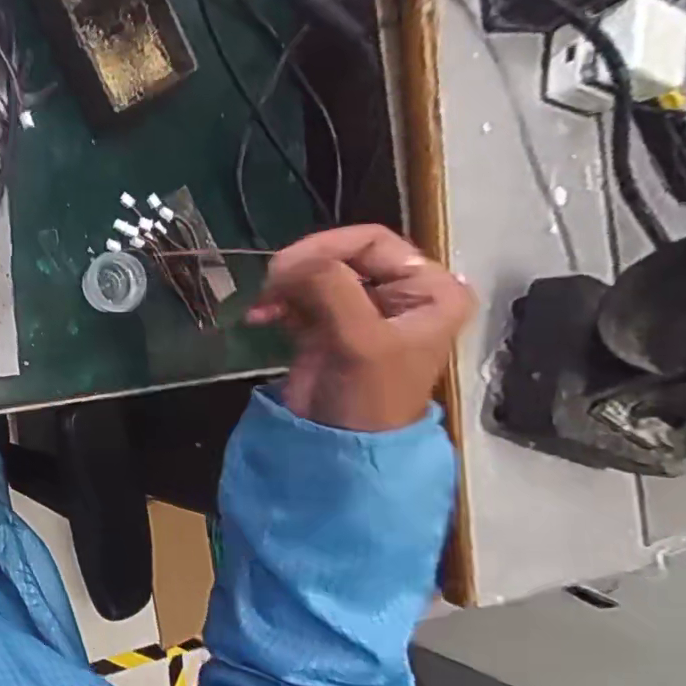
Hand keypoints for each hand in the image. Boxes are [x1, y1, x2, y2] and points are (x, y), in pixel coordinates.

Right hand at [246, 225, 475, 432]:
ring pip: (312, 276)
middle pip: (338, 256)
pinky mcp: (324, 327)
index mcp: (427, 288)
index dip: (326, 247)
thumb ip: (332, 290)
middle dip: (300, 270)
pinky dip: (274, 304)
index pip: (373, 242)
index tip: (285, 268)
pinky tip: (257, 318)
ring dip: (282, 288)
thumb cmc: (368, 393)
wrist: (341, 443)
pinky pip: (295, 299)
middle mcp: (395, 293)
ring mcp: (356, 310)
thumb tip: (291, 262)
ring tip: (262, 307)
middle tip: (269, 288)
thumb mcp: (360, 339)